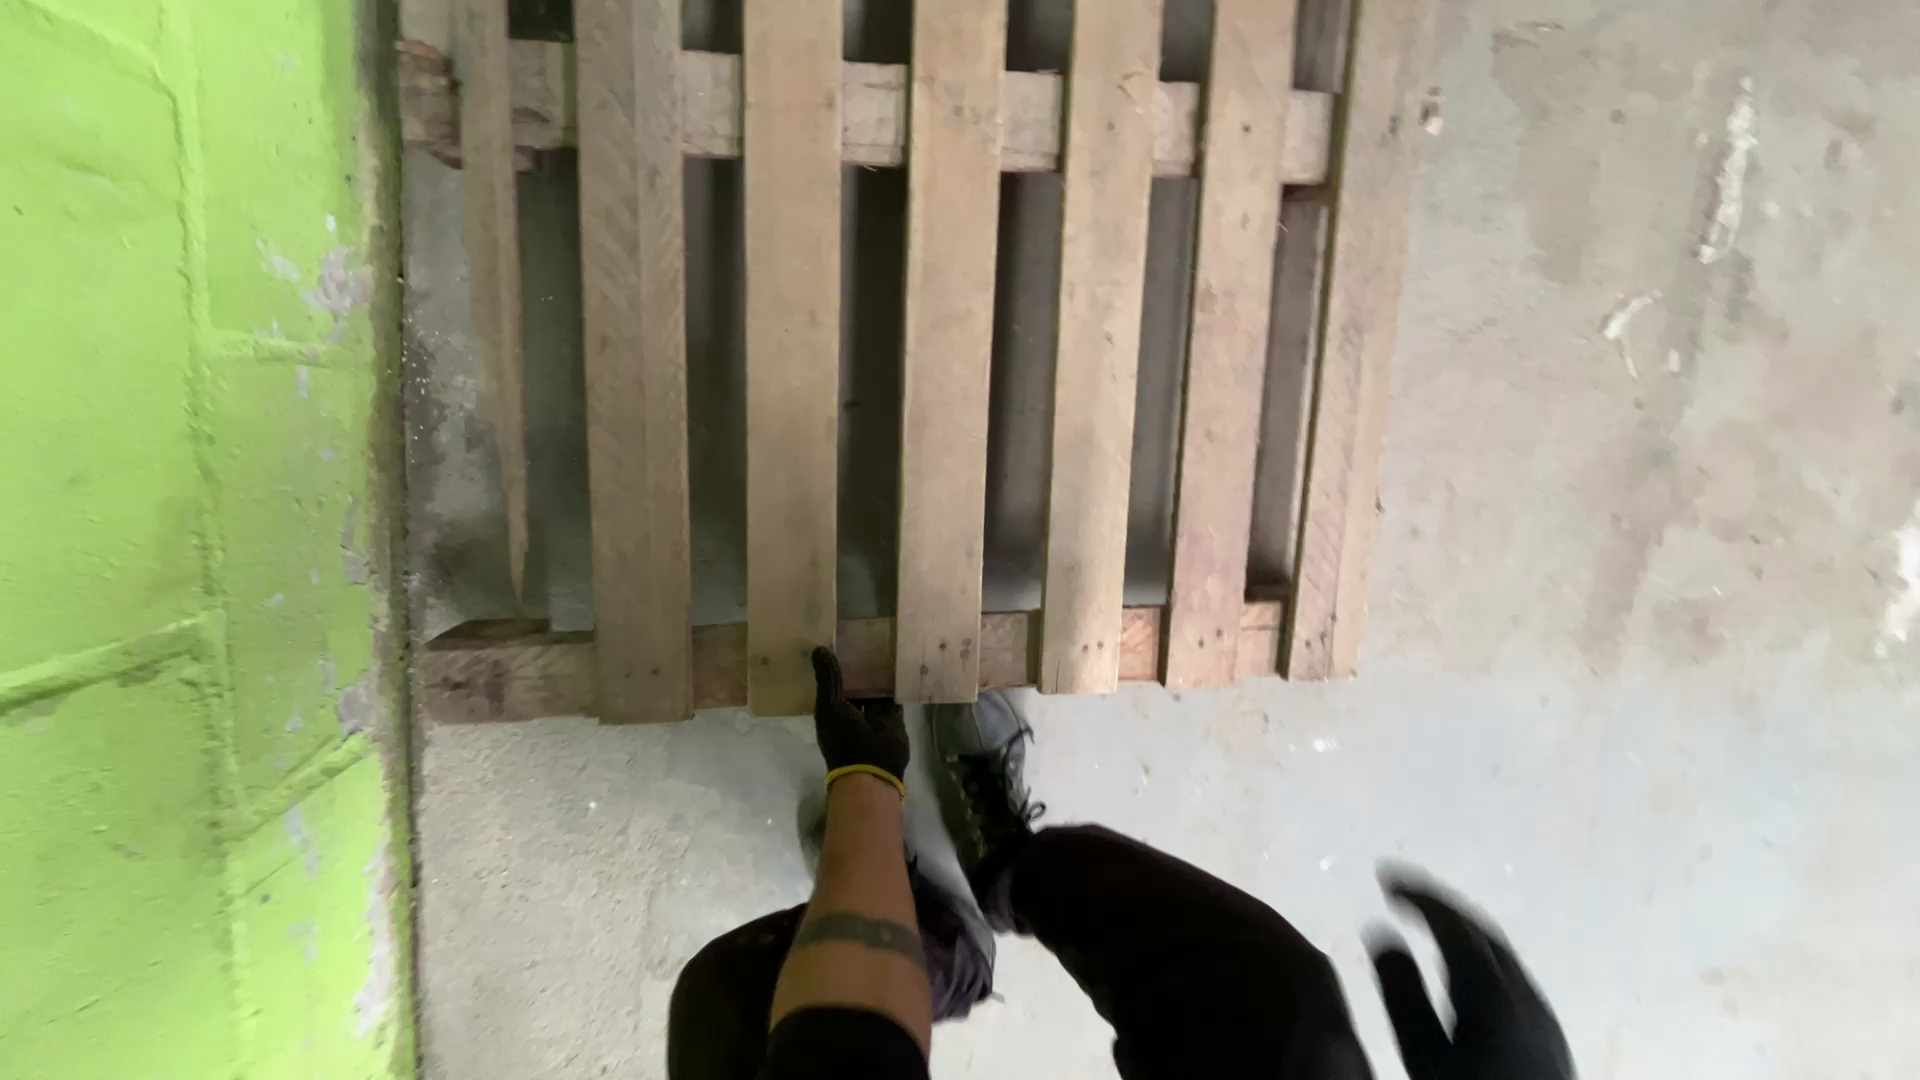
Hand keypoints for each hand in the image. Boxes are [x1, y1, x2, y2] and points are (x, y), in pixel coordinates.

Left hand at [810, 647, 909, 791]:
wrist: (871, 767)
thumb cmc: (844, 737)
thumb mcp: (830, 705)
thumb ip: (828, 678)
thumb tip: (818, 648)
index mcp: (832, 710)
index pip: (834, 684)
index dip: (837, 666)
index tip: (843, 643)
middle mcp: (852, 712)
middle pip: (857, 686)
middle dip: (861, 669)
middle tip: (868, 639)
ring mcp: (874, 716)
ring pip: (877, 691)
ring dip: (880, 676)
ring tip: (885, 647)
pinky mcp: (893, 719)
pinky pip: (895, 698)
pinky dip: (897, 686)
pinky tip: (900, 667)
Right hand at [1366, 867, 1573, 1079]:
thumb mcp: (1423, 1052)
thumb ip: (1402, 993)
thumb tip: (1381, 934)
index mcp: (1489, 988)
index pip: (1451, 922)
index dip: (1417, 893)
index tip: (1383, 877)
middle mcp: (1521, 989)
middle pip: (1479, 928)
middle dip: (1437, 901)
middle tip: (1398, 890)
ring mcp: (1539, 1010)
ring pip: (1496, 948)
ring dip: (1457, 924)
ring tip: (1421, 917)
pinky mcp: (1545, 1030)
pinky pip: (1506, 968)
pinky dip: (1474, 948)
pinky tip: (1456, 961)